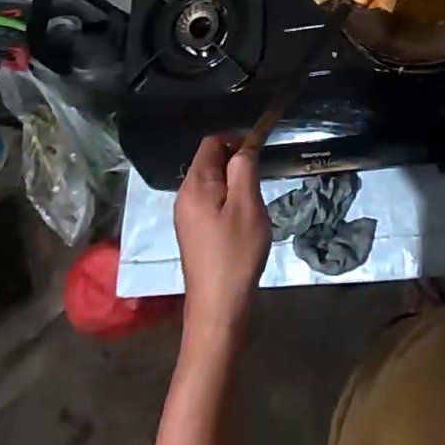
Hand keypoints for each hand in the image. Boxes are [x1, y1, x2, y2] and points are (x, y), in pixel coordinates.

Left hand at [173, 134, 270, 339]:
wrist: (218, 306)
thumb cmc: (235, 253)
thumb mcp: (247, 206)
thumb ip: (244, 169)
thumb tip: (244, 146)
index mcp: (195, 184)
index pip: (211, 143)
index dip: (236, 138)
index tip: (260, 148)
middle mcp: (184, 195)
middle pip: (209, 160)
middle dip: (236, 160)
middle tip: (260, 177)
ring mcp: (186, 214)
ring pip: (212, 181)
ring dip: (233, 181)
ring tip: (254, 198)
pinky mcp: (193, 230)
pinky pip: (210, 200)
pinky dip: (228, 198)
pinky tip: (243, 217)